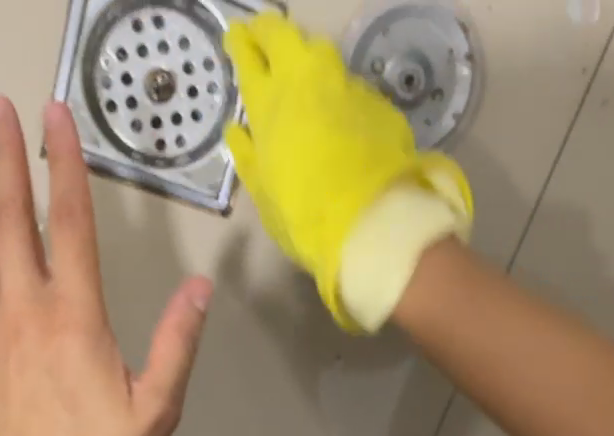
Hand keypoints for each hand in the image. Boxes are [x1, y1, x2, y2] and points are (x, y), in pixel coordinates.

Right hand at [223, 13, 470, 328]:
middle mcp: (306, 81)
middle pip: (284, 36)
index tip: (237, 38)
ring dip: (307, 59)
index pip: (249, 58)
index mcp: (269, 104)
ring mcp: (346, 87)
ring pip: (321, 54)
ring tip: (302, 75)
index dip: (241, 45)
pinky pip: (350, 87)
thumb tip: (238, 130)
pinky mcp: (377, 102)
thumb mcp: (264, 194)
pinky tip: (340, 116)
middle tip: (264, 40)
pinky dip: (338, 94)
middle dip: (271, 34)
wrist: (369, 222)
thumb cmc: (303, 216)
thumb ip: (250, 157)